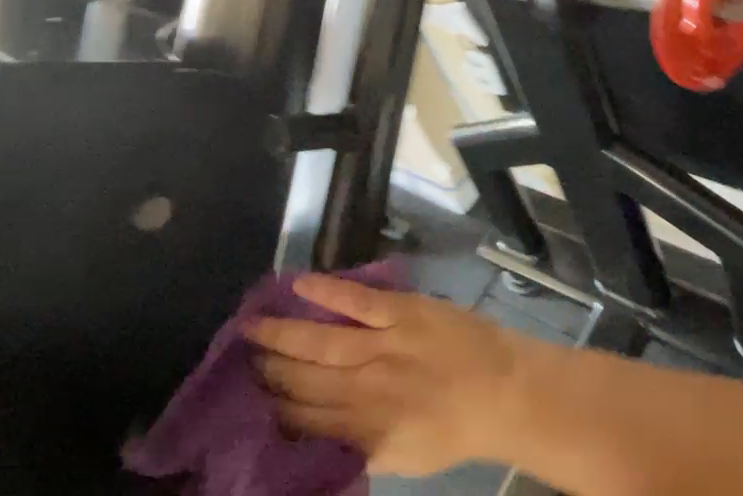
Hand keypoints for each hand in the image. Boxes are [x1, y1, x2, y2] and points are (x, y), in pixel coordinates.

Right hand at [246, 275, 536, 476]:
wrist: (505, 392)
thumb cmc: (457, 430)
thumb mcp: (401, 458)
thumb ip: (358, 450)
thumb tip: (317, 445)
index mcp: (359, 430)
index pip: (299, 421)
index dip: (269, 410)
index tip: (244, 399)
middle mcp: (361, 390)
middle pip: (301, 381)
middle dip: (266, 371)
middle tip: (237, 360)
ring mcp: (383, 346)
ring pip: (319, 342)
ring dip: (282, 333)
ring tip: (250, 326)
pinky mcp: (405, 313)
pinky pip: (358, 302)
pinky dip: (328, 292)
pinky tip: (297, 284)